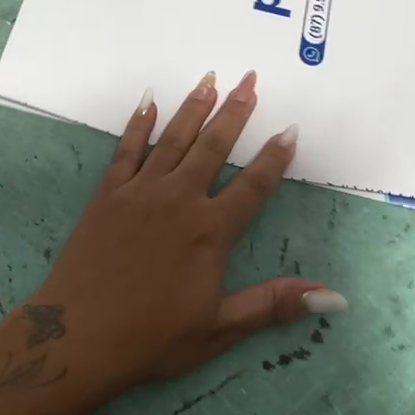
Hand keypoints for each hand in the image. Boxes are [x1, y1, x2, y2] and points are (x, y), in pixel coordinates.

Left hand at [27, 71, 345, 399]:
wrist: (81, 333)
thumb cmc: (153, 336)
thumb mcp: (220, 328)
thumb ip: (274, 304)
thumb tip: (334, 295)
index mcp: (210, 230)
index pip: (252, 186)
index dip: (274, 158)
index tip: (290, 128)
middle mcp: (179, 199)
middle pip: (213, 147)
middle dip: (234, 112)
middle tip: (249, 80)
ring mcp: (140, 190)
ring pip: (174, 139)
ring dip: (193, 107)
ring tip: (209, 78)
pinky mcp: (109, 192)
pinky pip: (127, 148)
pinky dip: (139, 123)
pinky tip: (149, 100)